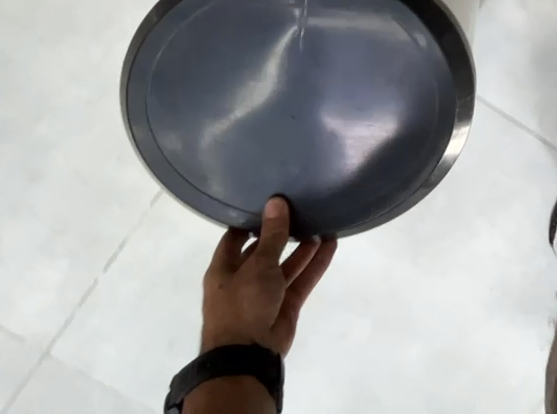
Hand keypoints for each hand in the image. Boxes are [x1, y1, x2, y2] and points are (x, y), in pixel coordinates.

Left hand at [201, 197, 336, 356]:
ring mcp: (266, 293)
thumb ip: (272, 234)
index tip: (270, 200)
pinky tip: (331, 244)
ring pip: (287, 264)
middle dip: (282, 232)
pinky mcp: (285, 305)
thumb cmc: (242, 304)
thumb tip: (276, 200)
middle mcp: (244, 279)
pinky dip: (315, 264)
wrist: (247, 356)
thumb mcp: (258, 264)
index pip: (236, 237)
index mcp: (225, 269)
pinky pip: (301, 279)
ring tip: (322, 221)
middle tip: (302, 206)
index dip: (251, 220)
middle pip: (265, 250)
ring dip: (303, 246)